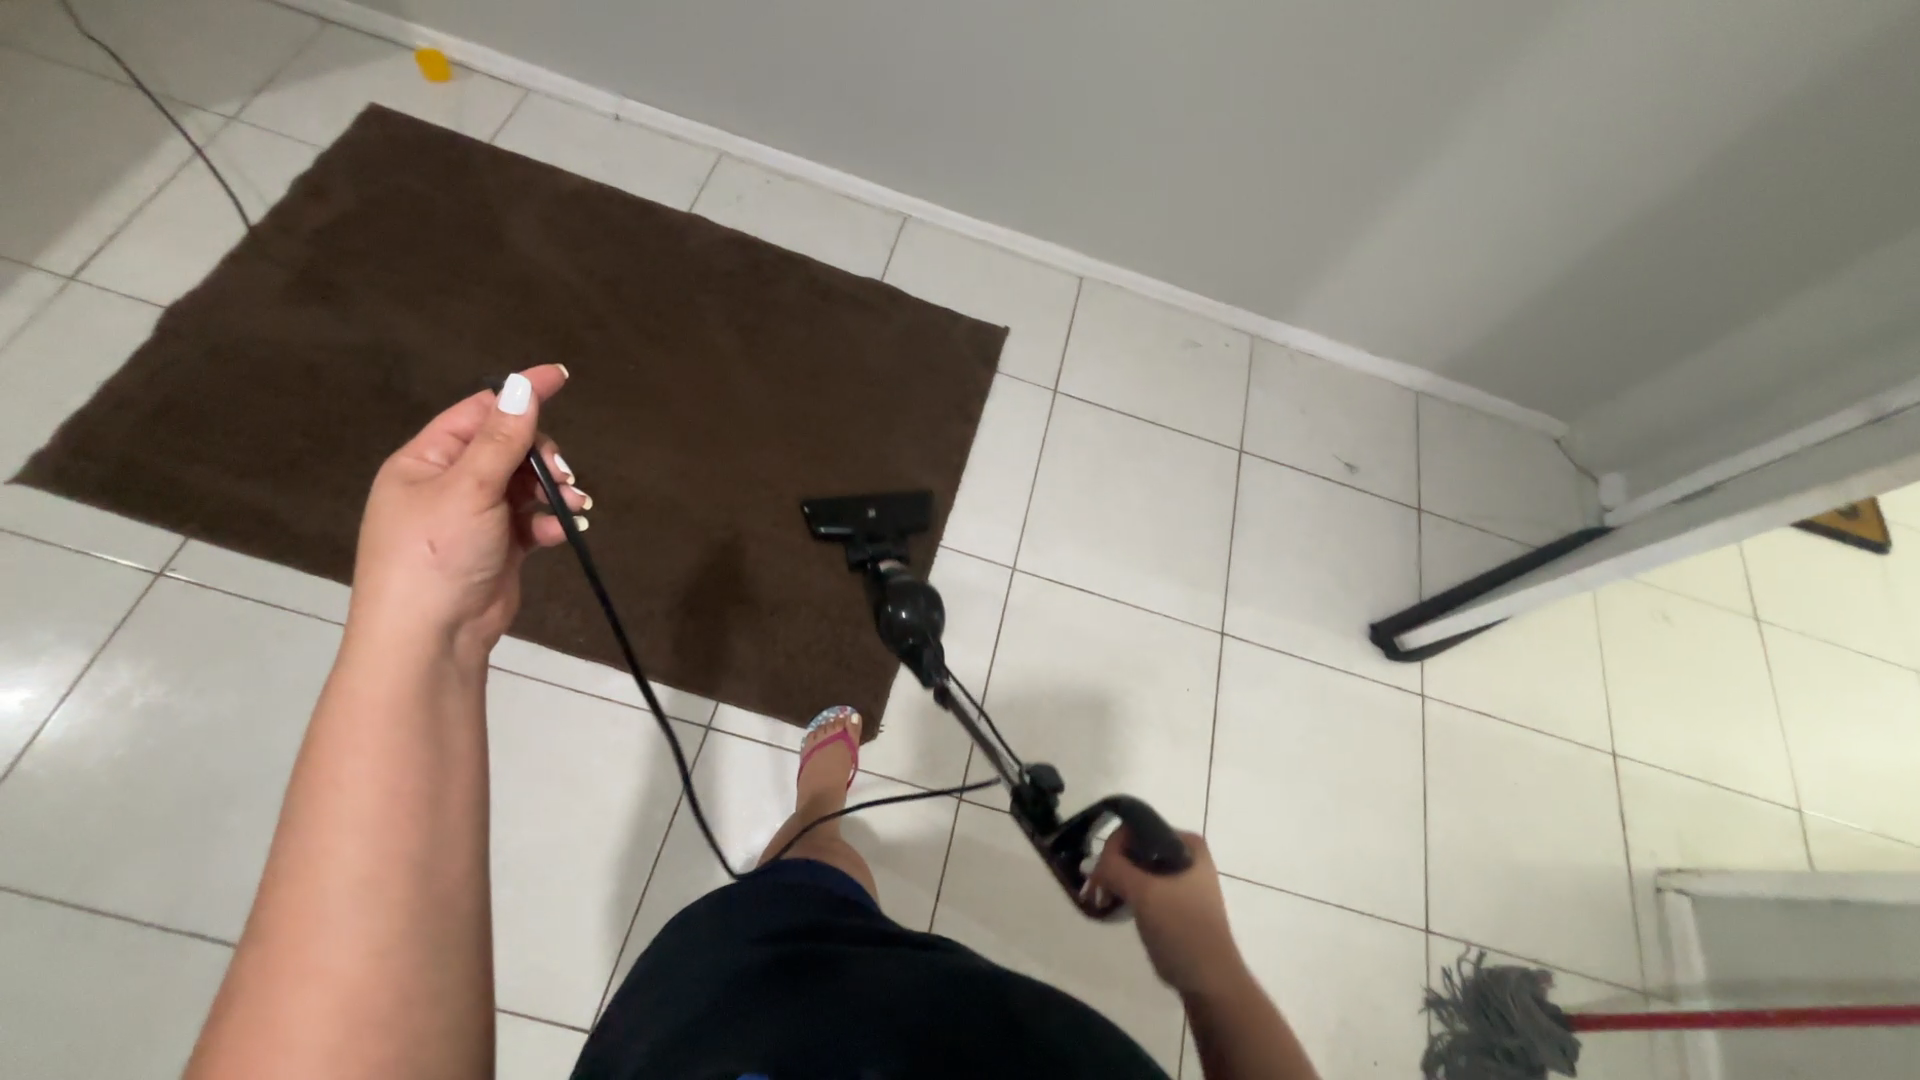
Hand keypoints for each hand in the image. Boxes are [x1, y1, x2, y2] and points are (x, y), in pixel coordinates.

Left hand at [348, 365, 587, 661]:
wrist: (430, 636)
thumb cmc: (435, 554)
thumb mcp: (468, 489)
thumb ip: (501, 440)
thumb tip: (521, 387)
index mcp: (426, 461)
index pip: (480, 412)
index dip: (519, 394)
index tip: (561, 377)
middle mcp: (449, 483)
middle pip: (509, 448)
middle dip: (543, 457)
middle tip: (562, 476)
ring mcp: (475, 517)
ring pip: (526, 485)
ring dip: (553, 491)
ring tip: (571, 506)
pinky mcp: (500, 546)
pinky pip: (533, 520)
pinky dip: (551, 522)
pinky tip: (561, 532)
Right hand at [1090, 830, 1247, 996]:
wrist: (1208, 980)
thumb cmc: (1182, 929)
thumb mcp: (1145, 892)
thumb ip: (1115, 868)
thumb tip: (1096, 862)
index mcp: (1188, 845)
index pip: (1140, 828)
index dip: (1116, 844)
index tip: (1101, 869)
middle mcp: (1187, 857)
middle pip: (1138, 848)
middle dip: (1114, 864)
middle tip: (1097, 886)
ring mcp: (1182, 882)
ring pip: (1139, 869)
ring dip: (1118, 881)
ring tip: (1101, 898)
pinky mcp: (1175, 904)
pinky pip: (1144, 888)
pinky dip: (1128, 894)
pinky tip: (1114, 907)